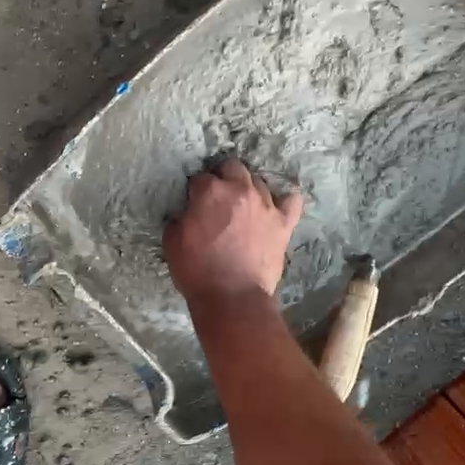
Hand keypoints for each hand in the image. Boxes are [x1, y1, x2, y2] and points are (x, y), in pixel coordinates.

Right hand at [163, 158, 304, 305]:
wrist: (232, 296)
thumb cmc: (197, 270)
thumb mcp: (172, 242)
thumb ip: (179, 219)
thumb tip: (186, 214)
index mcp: (210, 192)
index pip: (200, 178)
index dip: (195, 190)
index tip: (193, 202)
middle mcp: (239, 190)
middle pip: (232, 167)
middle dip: (223, 176)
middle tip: (218, 197)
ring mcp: (265, 204)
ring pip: (258, 181)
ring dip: (248, 188)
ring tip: (243, 205)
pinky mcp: (283, 222)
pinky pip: (292, 200)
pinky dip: (284, 200)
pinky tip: (277, 205)